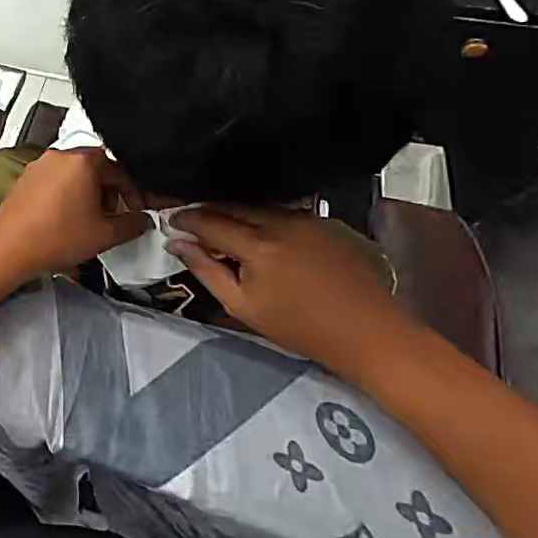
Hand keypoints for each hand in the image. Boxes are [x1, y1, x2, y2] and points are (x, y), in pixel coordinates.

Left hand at [0, 148, 150, 277]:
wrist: (10, 248)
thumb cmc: (55, 237)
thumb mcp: (105, 234)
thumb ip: (132, 224)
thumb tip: (142, 221)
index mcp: (83, 161)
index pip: (119, 169)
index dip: (132, 191)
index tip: (135, 208)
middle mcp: (60, 157)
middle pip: (96, 167)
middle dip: (109, 191)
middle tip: (114, 214)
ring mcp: (40, 166)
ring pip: (74, 174)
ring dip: (87, 193)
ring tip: (90, 220)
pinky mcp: (25, 179)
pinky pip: (54, 181)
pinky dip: (66, 195)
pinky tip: (66, 219)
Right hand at [168, 206, 424, 373]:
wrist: (367, 331)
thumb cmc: (300, 327)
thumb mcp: (243, 307)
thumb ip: (206, 271)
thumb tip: (178, 245)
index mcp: (258, 246)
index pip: (210, 221)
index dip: (186, 219)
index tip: (169, 221)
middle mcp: (279, 222)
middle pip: (231, 205)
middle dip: (206, 211)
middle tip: (188, 222)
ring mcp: (304, 218)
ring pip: (255, 206)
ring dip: (232, 211)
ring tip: (217, 227)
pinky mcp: (321, 221)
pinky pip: (279, 211)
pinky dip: (258, 216)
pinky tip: (253, 232)